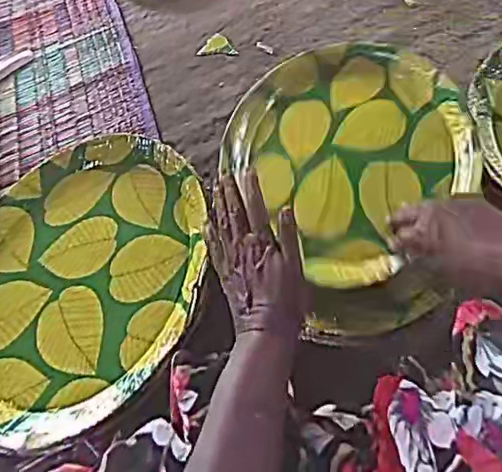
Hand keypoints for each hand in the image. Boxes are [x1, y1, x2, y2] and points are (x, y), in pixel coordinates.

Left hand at [208, 172, 308, 341]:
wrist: (265, 332)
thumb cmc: (287, 300)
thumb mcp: (295, 267)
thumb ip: (288, 236)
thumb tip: (285, 208)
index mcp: (262, 242)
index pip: (255, 207)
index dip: (250, 188)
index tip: (246, 169)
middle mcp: (242, 247)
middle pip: (234, 213)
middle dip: (228, 191)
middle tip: (223, 172)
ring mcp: (231, 260)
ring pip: (222, 226)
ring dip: (218, 205)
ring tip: (215, 188)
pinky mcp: (224, 274)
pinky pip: (214, 248)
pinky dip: (209, 232)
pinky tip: (206, 222)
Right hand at [390, 198, 501, 297]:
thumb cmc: (477, 271)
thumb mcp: (446, 271)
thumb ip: (425, 260)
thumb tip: (412, 256)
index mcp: (425, 229)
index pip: (402, 235)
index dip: (396, 241)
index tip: (392, 246)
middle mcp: (435, 210)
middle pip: (411, 212)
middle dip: (402, 219)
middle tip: (393, 224)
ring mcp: (454, 202)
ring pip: (430, 205)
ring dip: (422, 212)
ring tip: (419, 221)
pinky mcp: (472, 200)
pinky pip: (450, 204)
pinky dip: (443, 211)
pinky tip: (447, 219)